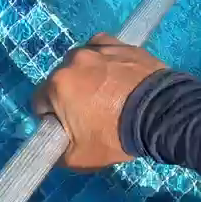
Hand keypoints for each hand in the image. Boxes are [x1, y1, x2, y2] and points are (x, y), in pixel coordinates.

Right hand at [33, 32, 166, 169]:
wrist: (161, 113)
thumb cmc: (115, 135)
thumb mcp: (78, 157)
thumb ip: (56, 150)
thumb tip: (53, 143)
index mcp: (57, 84)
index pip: (39, 101)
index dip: (51, 117)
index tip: (68, 126)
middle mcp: (75, 60)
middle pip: (62, 79)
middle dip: (70, 94)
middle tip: (91, 111)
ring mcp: (100, 48)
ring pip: (83, 61)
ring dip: (88, 74)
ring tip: (107, 92)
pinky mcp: (122, 44)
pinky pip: (104, 48)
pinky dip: (106, 58)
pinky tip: (116, 72)